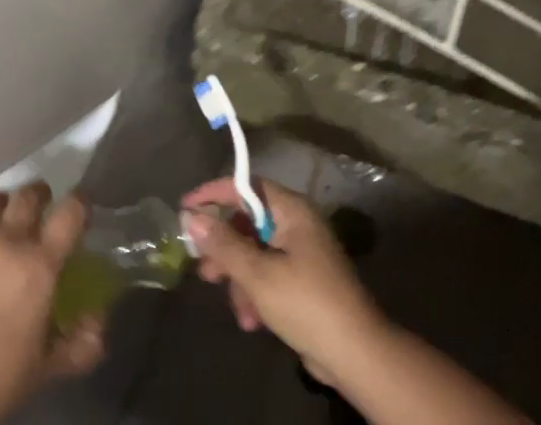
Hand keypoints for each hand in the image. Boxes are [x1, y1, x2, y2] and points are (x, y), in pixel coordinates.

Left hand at [0, 183, 104, 422]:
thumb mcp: (50, 365)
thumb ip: (83, 343)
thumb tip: (99, 319)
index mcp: (40, 266)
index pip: (70, 214)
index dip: (80, 203)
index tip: (83, 203)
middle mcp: (7, 241)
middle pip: (28, 196)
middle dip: (40, 196)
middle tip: (42, 204)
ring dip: (2, 205)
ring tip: (2, 216)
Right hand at [181, 177, 384, 383]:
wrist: (355, 353)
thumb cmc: (305, 303)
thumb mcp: (258, 273)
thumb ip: (224, 244)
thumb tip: (193, 217)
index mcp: (292, 212)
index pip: (247, 187)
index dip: (214, 194)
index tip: (185, 209)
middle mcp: (298, 225)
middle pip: (249, 223)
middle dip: (225, 249)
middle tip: (204, 269)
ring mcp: (303, 254)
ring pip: (256, 254)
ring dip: (240, 280)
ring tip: (236, 309)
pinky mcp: (303, 282)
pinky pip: (269, 276)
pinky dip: (256, 294)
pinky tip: (252, 321)